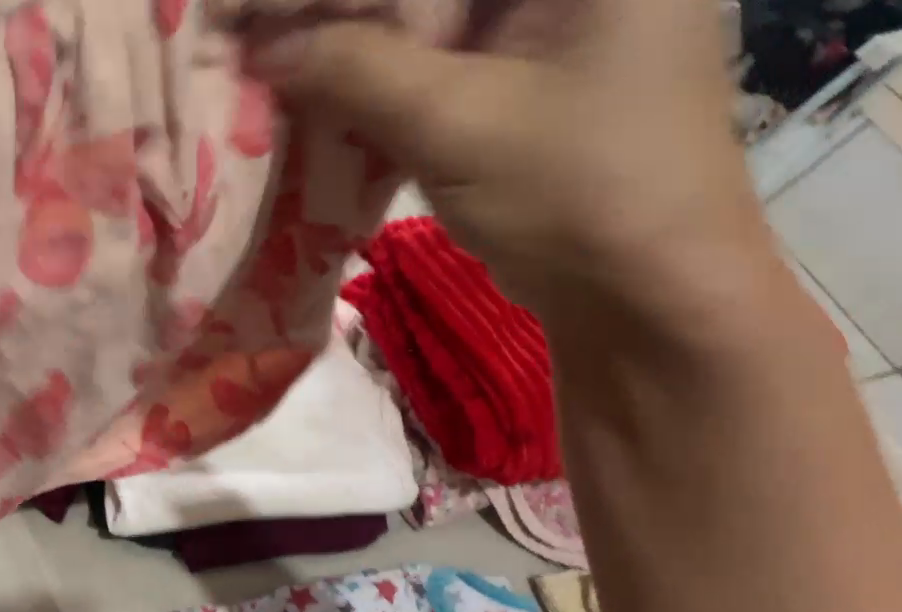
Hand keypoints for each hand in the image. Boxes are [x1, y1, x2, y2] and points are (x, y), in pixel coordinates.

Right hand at [253, 0, 772, 324]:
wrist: (642, 294)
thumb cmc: (575, 190)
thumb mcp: (455, 121)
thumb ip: (353, 72)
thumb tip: (259, 50)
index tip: (275, 16)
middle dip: (350, 17)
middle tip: (269, 43)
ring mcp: (555, 28)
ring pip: (430, 25)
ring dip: (359, 55)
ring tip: (283, 74)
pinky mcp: (529, 84)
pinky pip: (439, 68)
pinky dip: (383, 89)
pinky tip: (327, 109)